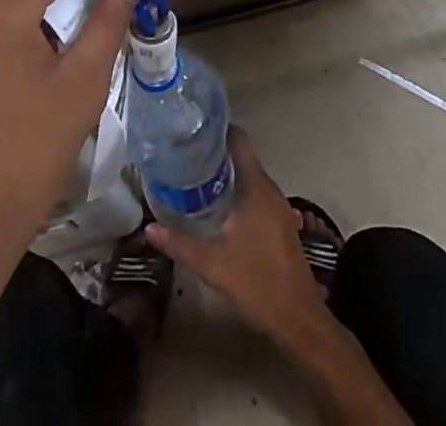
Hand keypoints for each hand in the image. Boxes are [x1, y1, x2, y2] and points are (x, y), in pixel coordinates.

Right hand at [147, 125, 326, 340]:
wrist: (297, 317)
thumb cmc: (256, 282)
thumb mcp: (210, 262)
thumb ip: (178, 241)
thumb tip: (148, 227)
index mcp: (256, 189)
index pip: (240, 142)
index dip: (219, 129)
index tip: (193, 127)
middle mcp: (270, 191)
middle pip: (243, 157)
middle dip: (215, 152)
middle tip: (183, 152)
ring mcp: (278, 207)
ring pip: (249, 177)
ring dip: (226, 174)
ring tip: (193, 175)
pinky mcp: (280, 222)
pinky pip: (256, 194)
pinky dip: (237, 191)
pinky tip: (216, 205)